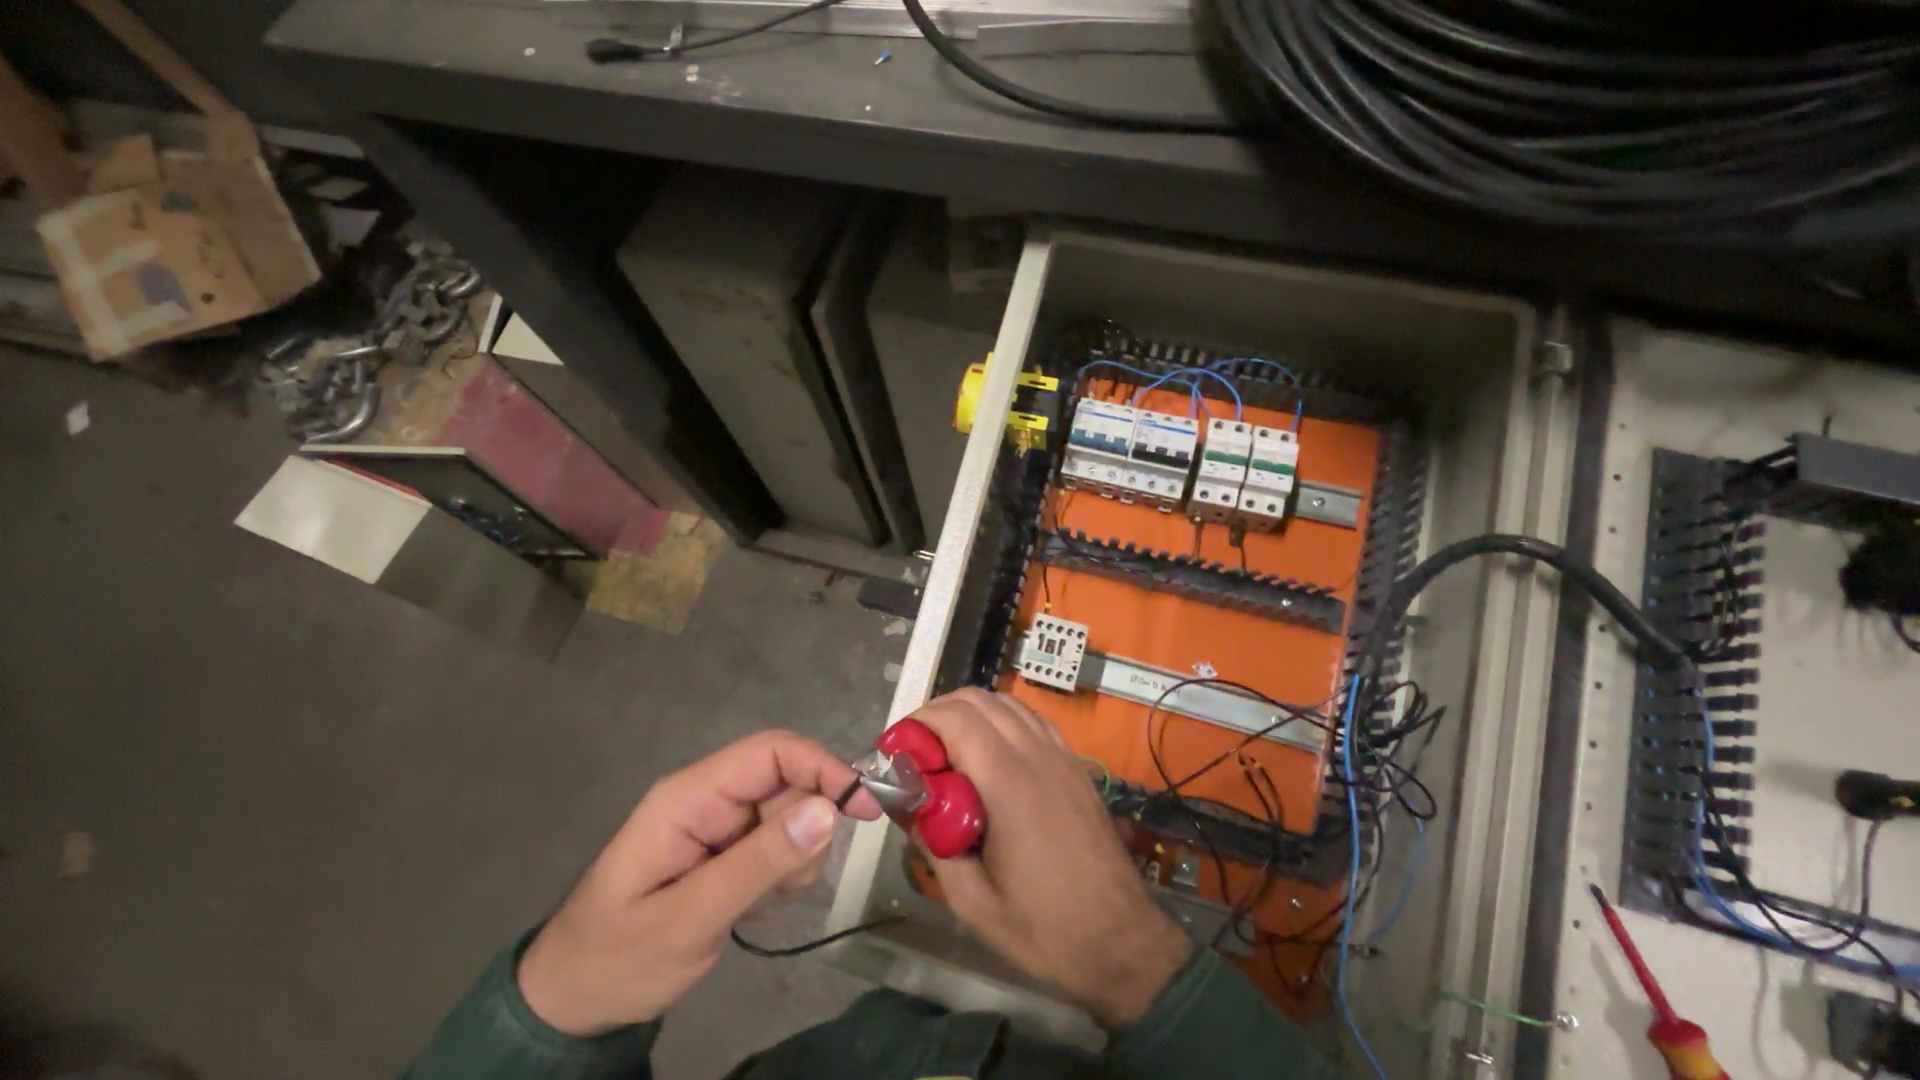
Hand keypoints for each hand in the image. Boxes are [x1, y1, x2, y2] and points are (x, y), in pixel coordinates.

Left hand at [517, 731, 881, 1034]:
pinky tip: (752, 908)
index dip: (823, 768)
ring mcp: (718, 826)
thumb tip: (828, 810)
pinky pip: (779, 846)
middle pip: (788, 784)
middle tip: (786, 887)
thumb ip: (760, 864)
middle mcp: (708, 799)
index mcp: (691, 796)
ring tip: (757, 905)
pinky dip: (782, 877)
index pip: (772, 751)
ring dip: (794, 861)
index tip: (863, 809)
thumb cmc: (617, 958)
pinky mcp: (726, 852)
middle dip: (806, 830)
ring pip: (791, 817)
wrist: (571, 1000)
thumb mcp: (690, 917)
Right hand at [913, 688, 1193, 1027]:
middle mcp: (1037, 755)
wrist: (1122, 941)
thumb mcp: (971, 900)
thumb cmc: (1044, 928)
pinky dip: (1003, 724)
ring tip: (948, 756)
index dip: (916, 725)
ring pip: (1008, 704)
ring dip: (970, 716)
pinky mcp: (1076, 769)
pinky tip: (990, 762)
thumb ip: (932, 841)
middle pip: (979, 700)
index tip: (894, 755)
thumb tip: (906, 802)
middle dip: (937, 715)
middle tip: (915, 756)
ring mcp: (1063, 758)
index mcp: (1008, 782)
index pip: (955, 717)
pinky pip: (1033, 723)